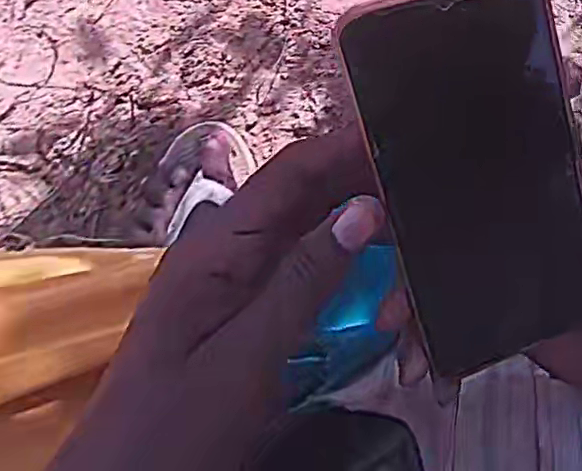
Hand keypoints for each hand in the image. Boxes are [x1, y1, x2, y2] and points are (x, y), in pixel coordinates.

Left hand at [49, 129, 383, 470]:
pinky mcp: (257, 311)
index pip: (292, 170)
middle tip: (415, 220)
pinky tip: (380, 313)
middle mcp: (233, 249)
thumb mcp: (244, 360)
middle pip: (312, 198)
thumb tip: (362, 212)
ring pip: (321, 237)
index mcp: (219, 244)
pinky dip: (353, 288)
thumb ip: (304, 281)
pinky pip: (316, 278)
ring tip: (401, 286)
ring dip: (366, 253)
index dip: (345, 149)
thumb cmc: (167, 436)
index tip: (393, 144)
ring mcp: (245, 279)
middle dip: (366, 204)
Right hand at [374, 151, 581, 400]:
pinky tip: (413, 361)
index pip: (479, 183)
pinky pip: (448, 312)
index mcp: (535, 200)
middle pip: (441, 229)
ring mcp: (493, 265)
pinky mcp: (488, 304)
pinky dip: (427, 334)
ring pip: (437, 272)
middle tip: (392, 297)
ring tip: (398, 334)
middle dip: (407, 255)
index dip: (435, 189)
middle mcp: (505, 226)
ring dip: (411, 300)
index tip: (397, 200)